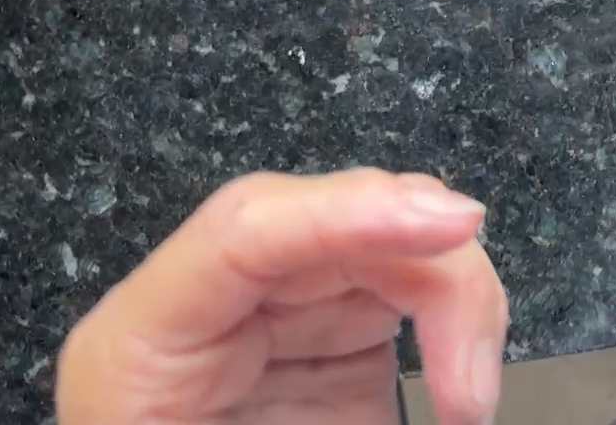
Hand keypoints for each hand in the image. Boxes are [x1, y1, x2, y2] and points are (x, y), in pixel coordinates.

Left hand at [56, 170, 505, 424]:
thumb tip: (463, 395)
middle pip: (346, 220)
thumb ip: (342, 411)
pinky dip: (458, 315)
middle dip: (437, 270)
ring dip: (459, 296)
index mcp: (142, 348)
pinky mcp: (335, 324)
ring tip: (472, 396)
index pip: (246, 232)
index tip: (458, 229)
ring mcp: (278, 306)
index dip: (359, 211)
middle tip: (473, 381)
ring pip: (393, 234)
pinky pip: (411, 276)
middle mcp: (214, 302)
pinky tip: (464, 376)